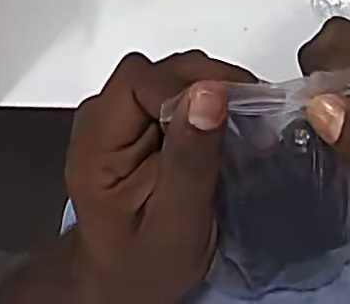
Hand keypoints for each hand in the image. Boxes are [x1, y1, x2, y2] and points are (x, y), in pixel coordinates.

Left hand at [64, 50, 255, 302]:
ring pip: (166, 74)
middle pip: (155, 72)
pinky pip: (170, 87)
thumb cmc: (147, 262)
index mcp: (96, 143)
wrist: (124, 278)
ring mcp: (116, 111)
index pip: (139, 83)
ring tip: (246, 116)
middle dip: (207, 82)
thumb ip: (190, 161)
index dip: (185, 87)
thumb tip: (211, 92)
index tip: (232, 108)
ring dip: (209, 87)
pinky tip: (227, 119)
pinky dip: (203, 97)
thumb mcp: (176, 225)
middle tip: (253, 111)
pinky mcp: (134, 113)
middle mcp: (100, 115)